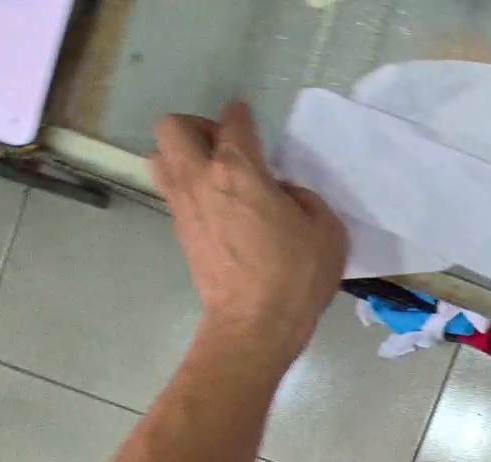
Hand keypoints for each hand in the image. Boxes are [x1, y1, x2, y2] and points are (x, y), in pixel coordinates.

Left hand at [150, 102, 348, 358]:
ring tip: (213, 174)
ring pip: (162, 156)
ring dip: (183, 155)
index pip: (235, 127)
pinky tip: (218, 207)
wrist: (257, 319)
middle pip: (175, 127)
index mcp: (241, 172)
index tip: (245, 114)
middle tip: (225, 146)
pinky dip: (190, 188)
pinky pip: (174, 191)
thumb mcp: (328, 233)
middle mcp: (202, 178)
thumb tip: (285, 194)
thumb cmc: (298, 275)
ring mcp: (184, 204)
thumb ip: (307, 201)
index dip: (242, 116)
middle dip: (198, 127)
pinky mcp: (181, 230)